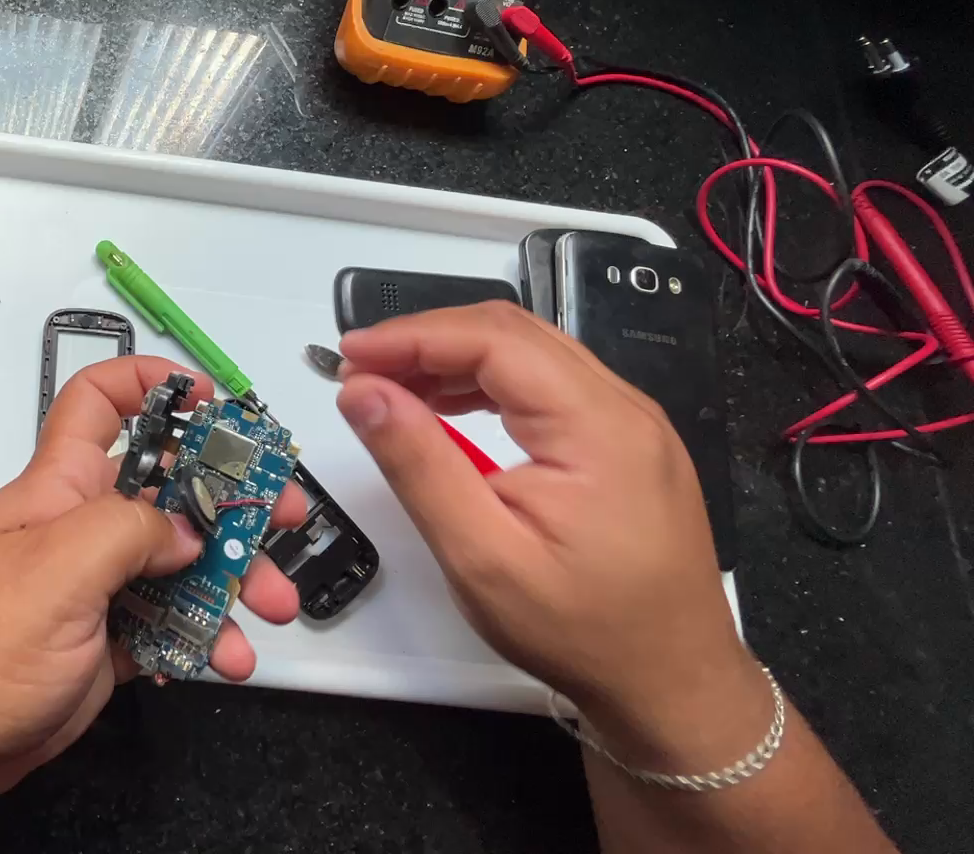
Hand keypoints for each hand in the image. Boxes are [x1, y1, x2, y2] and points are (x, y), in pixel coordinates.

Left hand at [0, 357, 306, 806]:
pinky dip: (202, 635)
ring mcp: (95, 582)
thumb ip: (128, 533)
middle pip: (166, 485)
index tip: (209, 399)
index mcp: (61, 485)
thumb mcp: (57, 572)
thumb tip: (184, 534)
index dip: (147, 382)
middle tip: (284, 518)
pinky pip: (166, 620)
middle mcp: (82, 523)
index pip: (96, 402)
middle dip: (230, 496)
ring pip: (177, 559)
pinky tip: (226, 659)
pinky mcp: (104, 635)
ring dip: (231, 578)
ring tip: (274, 608)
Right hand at [334, 302, 768, 769]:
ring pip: (522, 350)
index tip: (349, 356)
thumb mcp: (479, 553)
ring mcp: (625, 421)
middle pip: (509, 332)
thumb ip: (416, 463)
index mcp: (598, 429)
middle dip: (423, 339)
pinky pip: (537, 381)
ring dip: (446, 356)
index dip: (411, 336)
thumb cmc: (578, 629)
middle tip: (358, 370)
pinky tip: (438, 406)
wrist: (669, 684)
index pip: (493, 341)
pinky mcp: (615, 438)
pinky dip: (476, 380)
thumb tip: (360, 392)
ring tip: (385, 387)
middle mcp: (622, 408)